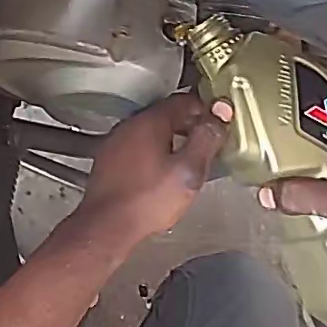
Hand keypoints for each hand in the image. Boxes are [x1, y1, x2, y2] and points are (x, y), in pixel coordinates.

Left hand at [73, 93, 226, 246]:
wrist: (106, 226)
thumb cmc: (148, 200)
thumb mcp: (188, 171)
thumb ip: (205, 139)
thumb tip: (219, 113)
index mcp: (149, 122)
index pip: (183, 100)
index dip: (205, 108)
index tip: (220, 120)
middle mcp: (128, 126)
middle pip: (164, 114)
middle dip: (189, 123)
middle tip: (208, 139)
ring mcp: (114, 143)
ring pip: (149, 131)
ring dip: (170, 138)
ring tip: (189, 156)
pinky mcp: (107, 161)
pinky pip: (135, 147)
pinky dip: (152, 151)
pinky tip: (161, 170)